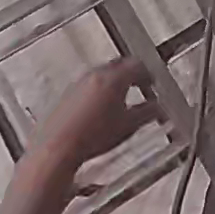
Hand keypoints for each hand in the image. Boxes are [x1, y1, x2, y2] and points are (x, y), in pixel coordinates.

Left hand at [34, 58, 156, 172]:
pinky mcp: (67, 95)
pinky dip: (99, 90)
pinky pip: (88, 85)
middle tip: (140, 85)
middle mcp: (96, 75)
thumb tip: (156, 108)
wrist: (58, 149)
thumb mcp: (129, 125)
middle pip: (119, 64)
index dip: (148, 74)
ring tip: (121, 99)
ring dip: (114, 81)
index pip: (137, 65)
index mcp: (114, 78)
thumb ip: (147, 112)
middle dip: (131, 73)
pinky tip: (101, 109)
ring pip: (102, 73)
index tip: (151, 83)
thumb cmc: (93, 136)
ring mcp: (79, 83)